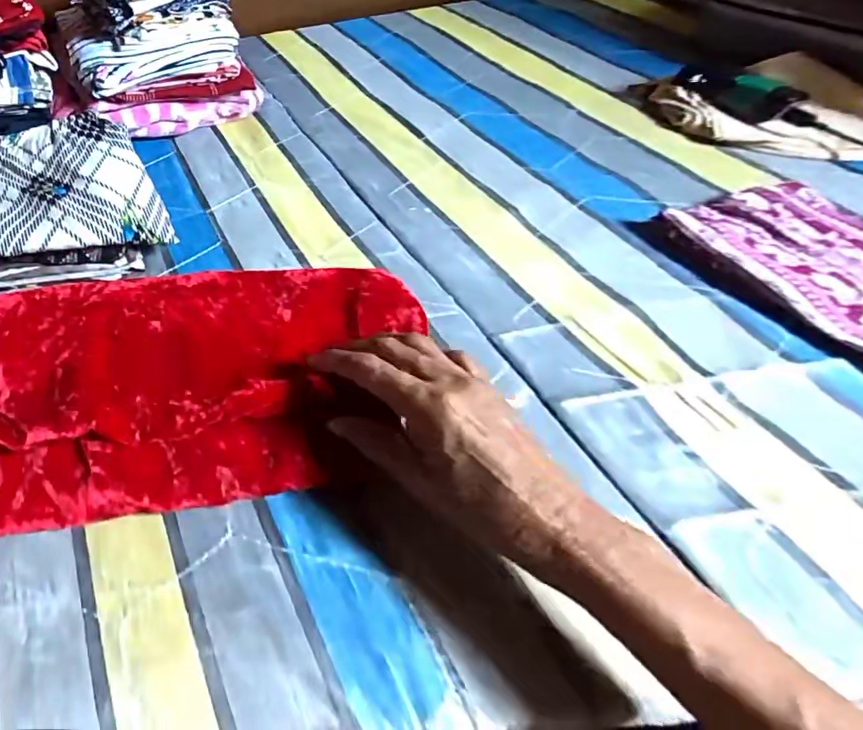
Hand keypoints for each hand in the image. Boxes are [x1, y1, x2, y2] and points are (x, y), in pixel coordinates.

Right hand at [312, 334, 607, 572]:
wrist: (552, 520)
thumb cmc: (480, 509)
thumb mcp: (419, 481)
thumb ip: (375, 442)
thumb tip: (336, 419)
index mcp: (426, 404)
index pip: (369, 368)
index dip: (336, 360)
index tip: (310, 361)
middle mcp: (447, 380)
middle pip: (392, 347)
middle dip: (355, 347)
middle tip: (330, 357)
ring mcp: (472, 380)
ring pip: (420, 343)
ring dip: (386, 342)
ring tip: (364, 354)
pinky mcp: (489, 386)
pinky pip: (448, 354)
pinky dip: (423, 351)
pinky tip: (417, 365)